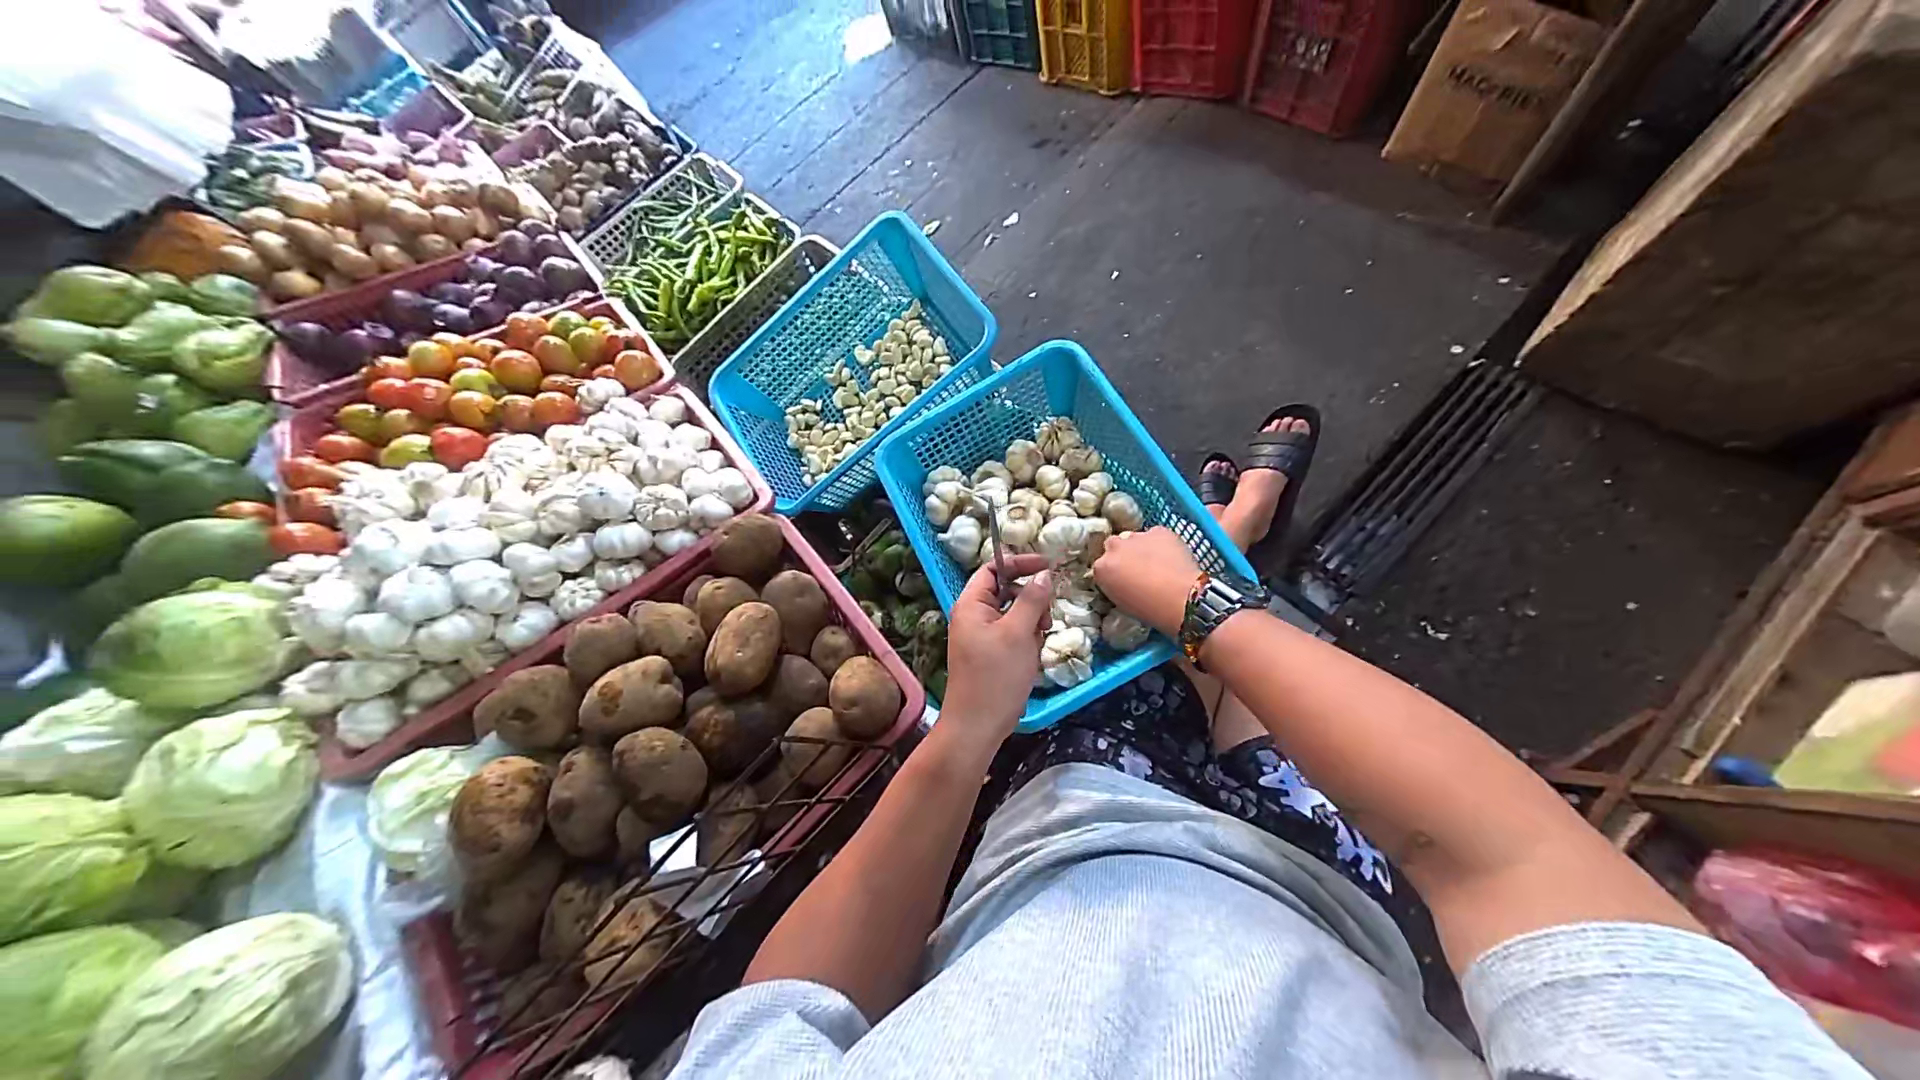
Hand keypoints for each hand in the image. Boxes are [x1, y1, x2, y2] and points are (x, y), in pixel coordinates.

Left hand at [941, 553, 1051, 748]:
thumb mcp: (1019, 633)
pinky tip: (1031, 659)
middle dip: (1030, 601)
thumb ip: (1032, 600)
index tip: (1048, 568)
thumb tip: (1044, 575)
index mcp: (971, 604)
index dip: (1020, 563)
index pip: (993, 568)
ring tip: (1036, 645)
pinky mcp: (989, 654)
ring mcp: (980, 636)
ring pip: (1013, 615)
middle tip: (1046, 620)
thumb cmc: (996, 676)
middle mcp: (972, 616)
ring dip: (1031, 624)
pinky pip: (1012, 635)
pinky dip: (1025, 641)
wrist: (977, 726)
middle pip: (1006, 591)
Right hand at [1091, 527, 1200, 635]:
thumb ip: (1115, 584)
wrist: (1182, 598)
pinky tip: (1171, 556)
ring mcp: (1136, 536)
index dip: (1114, 572)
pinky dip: (1161, 543)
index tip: (1123, 580)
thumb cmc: (1150, 609)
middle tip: (1138, 569)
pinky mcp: (1159, 530)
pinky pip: (1156, 535)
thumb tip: (1122, 579)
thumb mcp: (1121, 602)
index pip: (1102, 565)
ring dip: (1141, 547)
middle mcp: (1114, 547)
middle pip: (1113, 545)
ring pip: (1135, 538)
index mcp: (1101, 568)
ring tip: (1158, 563)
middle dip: (1123, 554)